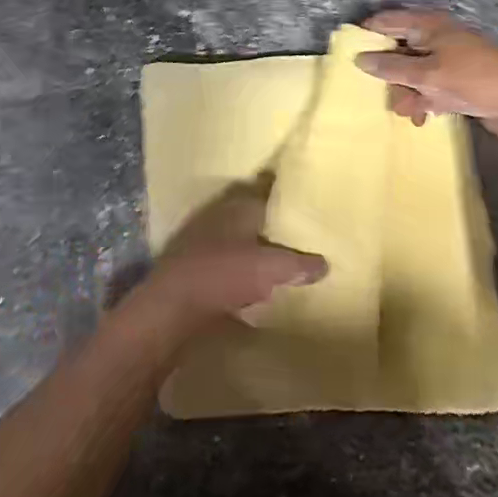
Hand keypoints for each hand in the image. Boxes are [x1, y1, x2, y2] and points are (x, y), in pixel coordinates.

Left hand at [142, 178, 326, 327]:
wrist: (172, 305)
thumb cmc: (223, 274)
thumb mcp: (271, 268)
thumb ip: (299, 264)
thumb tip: (324, 264)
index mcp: (237, 207)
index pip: (266, 191)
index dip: (284, 195)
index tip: (305, 201)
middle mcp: (219, 217)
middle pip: (252, 216)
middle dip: (272, 224)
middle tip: (300, 234)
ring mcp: (202, 240)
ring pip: (237, 239)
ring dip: (255, 248)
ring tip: (282, 260)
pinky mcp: (194, 266)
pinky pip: (226, 262)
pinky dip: (240, 268)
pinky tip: (254, 283)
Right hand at [355, 7, 497, 124]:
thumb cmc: (472, 81)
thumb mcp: (426, 76)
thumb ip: (390, 67)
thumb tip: (360, 59)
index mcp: (428, 24)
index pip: (385, 22)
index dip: (366, 38)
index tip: (352, 60)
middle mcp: (435, 33)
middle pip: (396, 49)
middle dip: (390, 76)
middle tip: (389, 96)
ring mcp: (446, 54)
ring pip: (411, 69)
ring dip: (406, 92)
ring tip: (411, 113)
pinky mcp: (456, 74)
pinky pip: (427, 81)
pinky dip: (422, 97)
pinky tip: (423, 115)